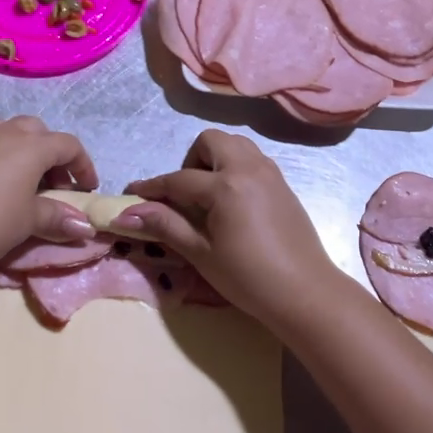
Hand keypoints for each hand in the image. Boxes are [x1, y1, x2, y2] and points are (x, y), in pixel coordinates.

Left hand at [0, 117, 98, 275]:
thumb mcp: (28, 222)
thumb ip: (58, 218)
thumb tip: (85, 225)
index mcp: (31, 145)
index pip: (69, 145)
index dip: (84, 166)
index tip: (88, 190)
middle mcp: (6, 133)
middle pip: (39, 132)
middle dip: (53, 155)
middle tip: (56, 186)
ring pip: (11, 133)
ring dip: (25, 153)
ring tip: (25, 184)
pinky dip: (1, 160)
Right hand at [116, 129, 342, 327]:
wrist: (305, 291)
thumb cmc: (248, 278)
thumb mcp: (201, 254)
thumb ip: (166, 226)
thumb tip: (127, 213)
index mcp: (225, 185)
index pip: (178, 179)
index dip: (152, 187)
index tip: (132, 192)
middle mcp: (248, 167)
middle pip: (210, 141)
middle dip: (191, 160)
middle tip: (187, 195)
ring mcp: (270, 172)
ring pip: (235, 144)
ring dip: (216, 158)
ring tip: (210, 196)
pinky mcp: (282, 183)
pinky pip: (253, 158)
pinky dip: (236, 167)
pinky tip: (234, 201)